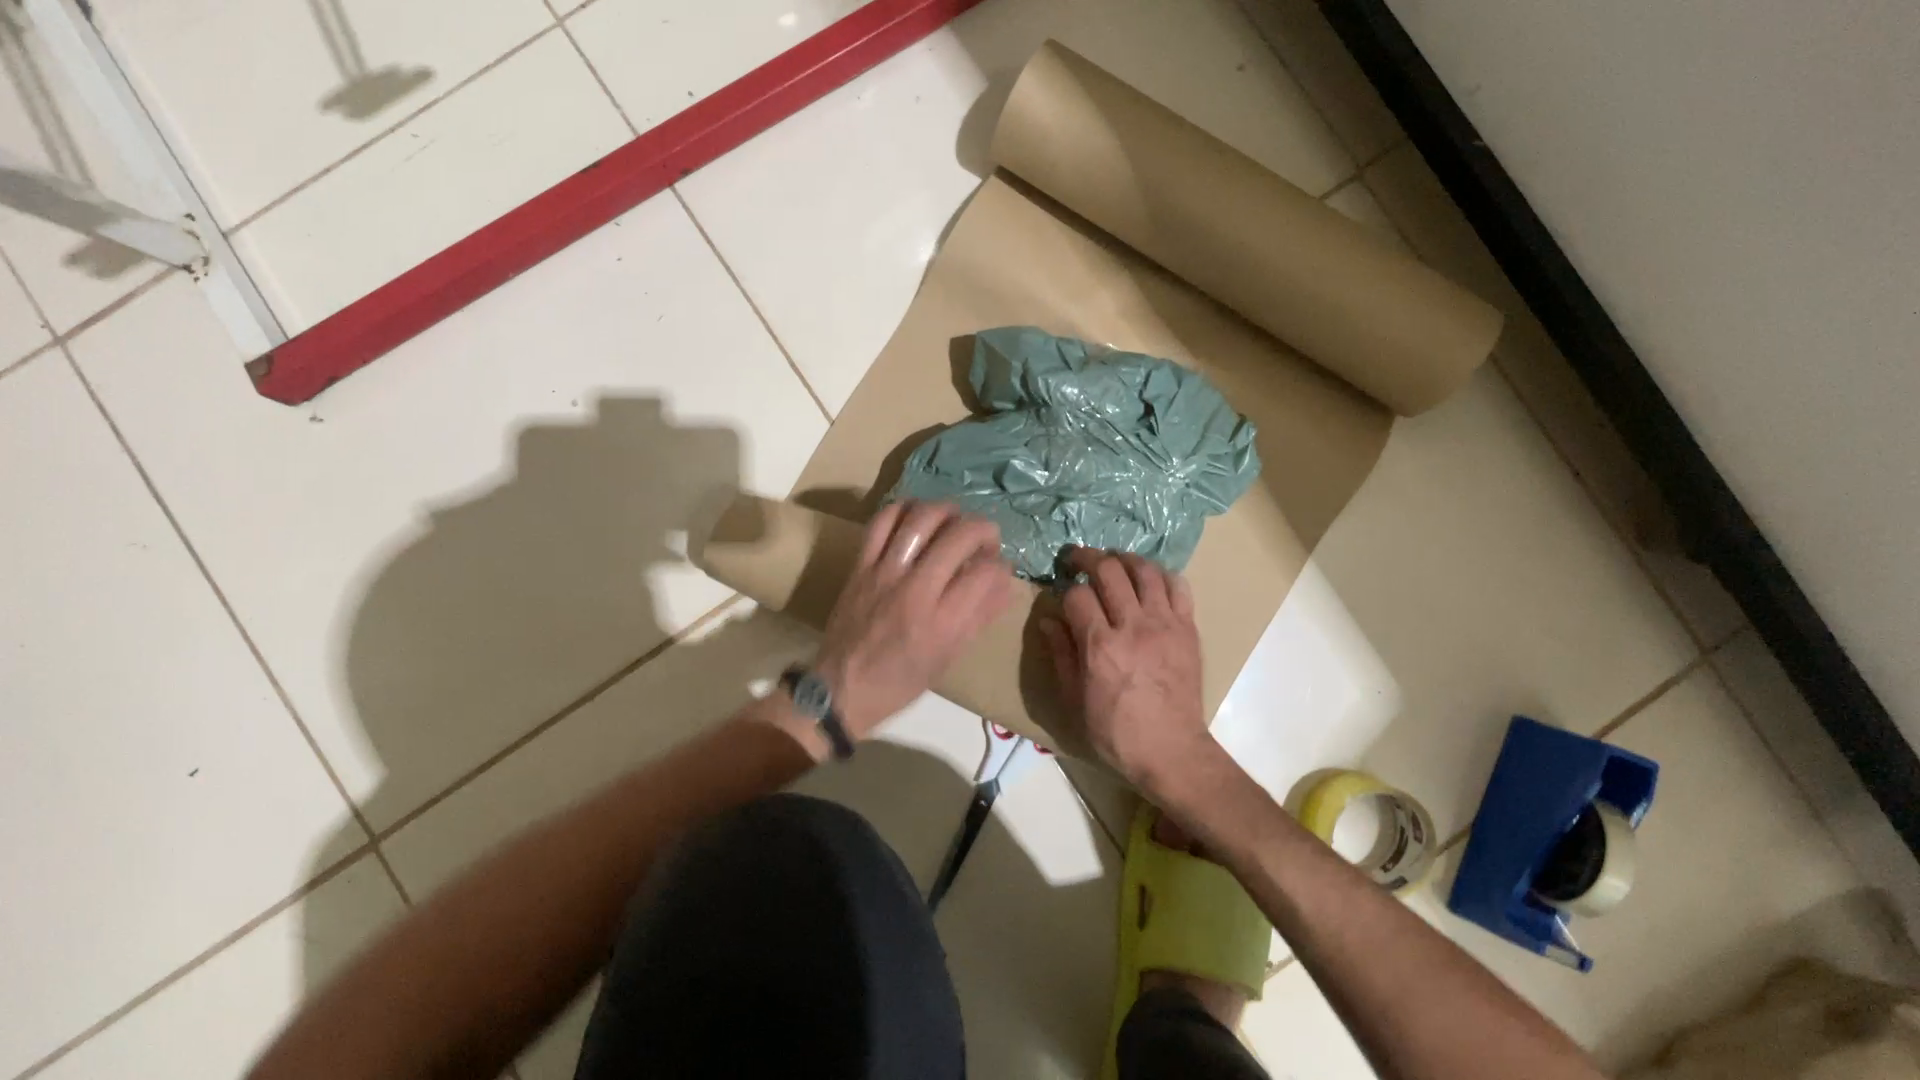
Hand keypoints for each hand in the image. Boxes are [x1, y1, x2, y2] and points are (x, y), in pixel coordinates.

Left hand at [810, 501, 1012, 739]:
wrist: (841, 687)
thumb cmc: (902, 681)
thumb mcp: (950, 657)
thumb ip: (980, 615)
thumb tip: (1005, 582)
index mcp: (943, 621)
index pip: (986, 571)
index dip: (1001, 564)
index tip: (999, 568)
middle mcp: (916, 590)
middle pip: (960, 535)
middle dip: (984, 529)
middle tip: (986, 538)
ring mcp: (885, 573)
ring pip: (921, 519)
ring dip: (947, 511)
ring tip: (956, 520)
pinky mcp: (861, 566)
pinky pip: (882, 522)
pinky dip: (904, 510)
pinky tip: (917, 517)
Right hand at [1039, 548, 1214, 795]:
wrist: (1171, 750)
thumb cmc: (1116, 733)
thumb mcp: (1074, 700)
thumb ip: (1061, 655)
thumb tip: (1047, 620)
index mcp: (1100, 646)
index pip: (1077, 595)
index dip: (1064, 589)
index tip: (1061, 593)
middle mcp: (1133, 626)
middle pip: (1109, 570)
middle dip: (1088, 558)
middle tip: (1077, 560)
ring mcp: (1164, 624)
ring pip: (1145, 570)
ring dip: (1124, 559)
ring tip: (1113, 561)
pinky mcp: (1187, 628)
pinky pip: (1178, 586)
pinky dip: (1161, 575)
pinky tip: (1149, 579)